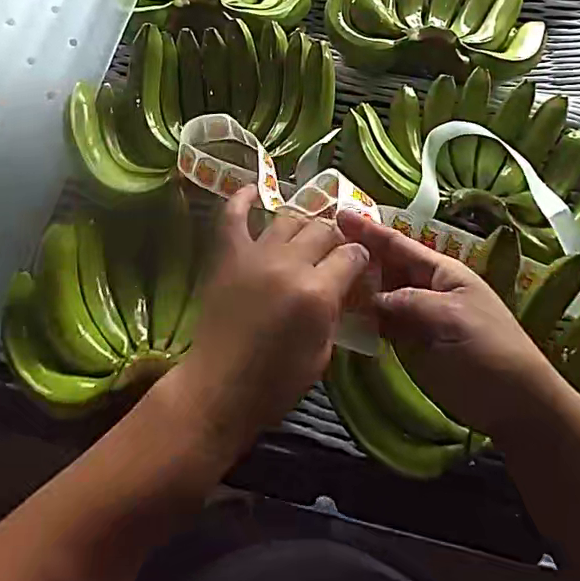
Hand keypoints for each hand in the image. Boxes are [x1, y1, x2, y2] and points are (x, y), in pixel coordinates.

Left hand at [164, 186, 369, 453]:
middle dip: (338, 237)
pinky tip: (255, 190)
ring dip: (305, 220)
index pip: (352, 254)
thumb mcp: (324, 351)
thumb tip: (345, 284)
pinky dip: (243, 199)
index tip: (360, 264)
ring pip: (290, 218)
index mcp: (318, 291)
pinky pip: (234, 217)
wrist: (218, 390)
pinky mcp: (228, 257)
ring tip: (311, 229)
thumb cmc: (276, 382)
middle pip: (325, 230)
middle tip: (338, 249)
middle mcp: (290, 264)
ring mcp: (256, 256)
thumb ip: (336, 309)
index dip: (361, 257)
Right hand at [338, 209, 563, 442]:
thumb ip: (409, 302)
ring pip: (380, 295)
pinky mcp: (411, 344)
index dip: (369, 230)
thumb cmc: (489, 351)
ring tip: (318, 274)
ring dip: (355, 286)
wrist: (514, 403)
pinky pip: (380, 323)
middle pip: (386, 267)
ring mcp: (418, 317)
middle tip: (317, 244)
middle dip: (356, 254)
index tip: (338, 212)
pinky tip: (336, 313)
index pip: (399, 245)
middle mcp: (426, 288)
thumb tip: (371, 297)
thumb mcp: (451, 318)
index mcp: (442, 272)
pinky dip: (360, 317)